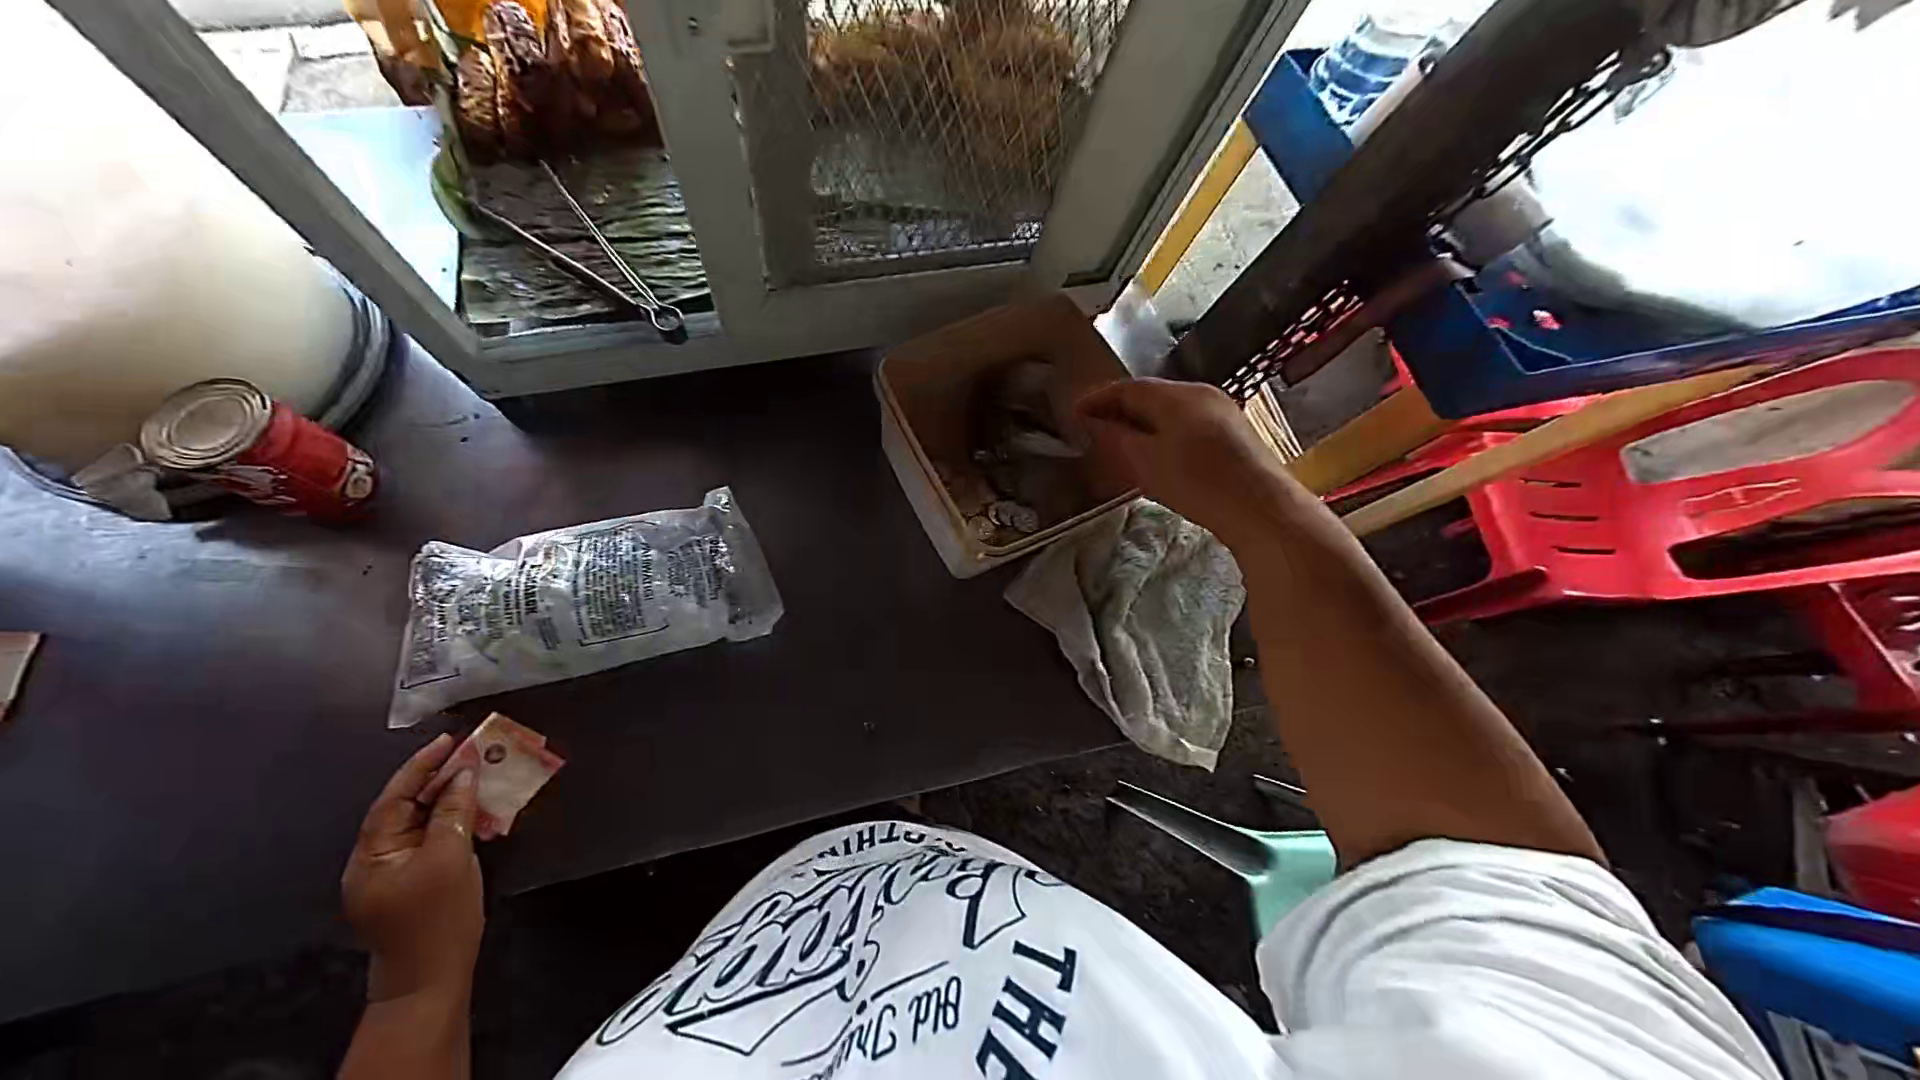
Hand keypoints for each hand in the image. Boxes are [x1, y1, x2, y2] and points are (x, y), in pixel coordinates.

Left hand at [342, 733, 483, 1003]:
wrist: (431, 978)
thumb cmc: (437, 918)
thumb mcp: (449, 859)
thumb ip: (453, 813)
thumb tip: (462, 776)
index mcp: (370, 856)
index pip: (393, 799)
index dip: (421, 767)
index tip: (449, 740)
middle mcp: (375, 860)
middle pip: (405, 808)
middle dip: (438, 778)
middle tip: (470, 751)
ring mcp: (394, 871)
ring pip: (421, 821)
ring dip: (449, 796)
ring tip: (478, 772)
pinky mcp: (415, 879)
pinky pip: (433, 837)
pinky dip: (453, 818)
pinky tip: (476, 807)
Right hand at [1075, 378, 1304, 543]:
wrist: (1261, 509)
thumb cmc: (1198, 482)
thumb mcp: (1146, 462)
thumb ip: (1115, 438)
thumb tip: (1094, 423)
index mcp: (1178, 396)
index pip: (1128, 388)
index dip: (1098, 399)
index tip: (1074, 413)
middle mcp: (1202, 394)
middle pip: (1151, 396)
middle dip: (1119, 411)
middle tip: (1093, 429)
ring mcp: (1222, 412)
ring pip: (1170, 412)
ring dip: (1141, 424)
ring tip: (1119, 445)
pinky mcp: (1233, 435)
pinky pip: (1187, 425)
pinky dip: (1162, 434)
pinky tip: (1155, 456)